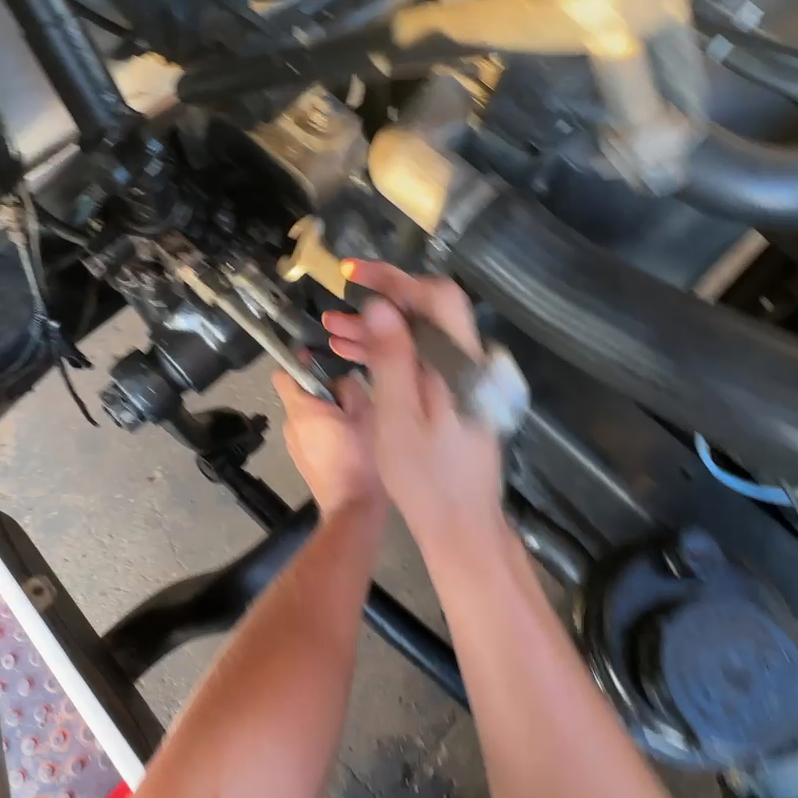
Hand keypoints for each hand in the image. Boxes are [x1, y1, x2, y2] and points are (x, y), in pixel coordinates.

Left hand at [272, 370, 386, 517]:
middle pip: (299, 396)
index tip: (317, 360)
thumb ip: (349, 388)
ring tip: (354, 424)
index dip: (298, 363)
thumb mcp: (365, 413)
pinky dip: (324, 432)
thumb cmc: (360, 456)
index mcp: (301, 410)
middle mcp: (290, 425)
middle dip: (321, 392)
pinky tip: (348, 445)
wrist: (353, 507)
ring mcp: (294, 446)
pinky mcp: (302, 462)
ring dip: (325, 414)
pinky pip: (310, 435)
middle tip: (351, 399)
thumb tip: (339, 383)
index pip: (282, 375)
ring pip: (307, 417)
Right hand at [321, 261, 503, 538]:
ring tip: (331, 332)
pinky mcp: (452, 396)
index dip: (394, 278)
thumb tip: (382, 304)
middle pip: (426, 313)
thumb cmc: (426, 477)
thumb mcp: (399, 417)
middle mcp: (465, 363)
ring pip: (418, 338)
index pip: (434, 297)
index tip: (353, 273)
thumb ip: (393, 357)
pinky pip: (418, 361)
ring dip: (377, 331)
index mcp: (458, 363)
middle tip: (335, 307)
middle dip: (379, 304)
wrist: (461, 524)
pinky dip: (388, 355)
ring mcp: (460, 380)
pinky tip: (353, 357)